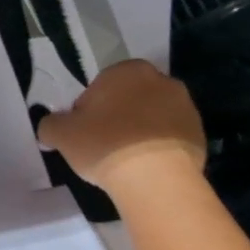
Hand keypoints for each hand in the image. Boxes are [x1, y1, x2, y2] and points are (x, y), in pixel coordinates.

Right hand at [37, 60, 205, 193]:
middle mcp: (160, 80)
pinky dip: (156, 148)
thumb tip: (51, 125)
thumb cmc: (104, 144)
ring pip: (150, 117)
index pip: (99, 87)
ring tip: (124, 160)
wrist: (156, 178)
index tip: (82, 133)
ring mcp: (185, 106)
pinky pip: (169, 137)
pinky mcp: (199, 133)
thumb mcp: (60, 134)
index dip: (87, 110)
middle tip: (101, 145)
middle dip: (116, 117)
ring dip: (138, 132)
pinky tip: (144, 168)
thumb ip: (50, 124)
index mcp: (126, 71)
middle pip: (128, 99)